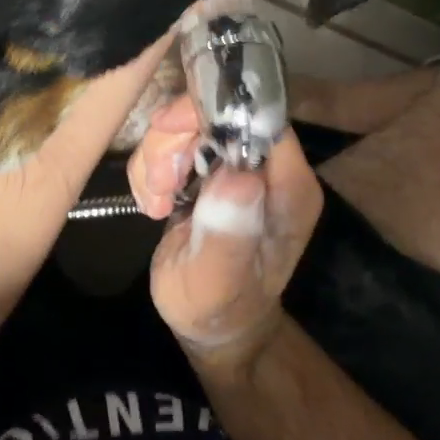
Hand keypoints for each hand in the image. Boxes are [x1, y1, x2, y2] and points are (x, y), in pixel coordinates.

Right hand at [126, 95, 322, 372]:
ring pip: (188, 123)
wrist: (208, 326)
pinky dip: (152, 167)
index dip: (218, 112)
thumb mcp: (219, 280)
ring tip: (155, 202)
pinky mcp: (207, 170)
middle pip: (218, 112)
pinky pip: (172, 143)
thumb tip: (238, 178)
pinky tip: (152, 203)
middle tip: (162, 184)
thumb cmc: (219, 309)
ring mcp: (236, 166)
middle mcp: (267, 167)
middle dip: (176, 139)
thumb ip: (230, 233)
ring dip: (158, 156)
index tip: (176, 133)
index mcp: (288, 185)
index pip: (260, 118)